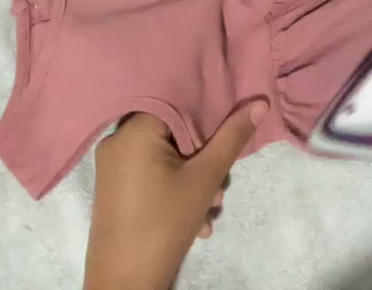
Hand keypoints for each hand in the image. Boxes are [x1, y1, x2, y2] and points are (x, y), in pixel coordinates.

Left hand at [84, 102, 264, 289]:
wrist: (124, 287)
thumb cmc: (164, 224)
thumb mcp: (206, 178)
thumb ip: (233, 137)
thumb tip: (260, 102)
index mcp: (134, 130)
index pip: (179, 101)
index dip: (208, 112)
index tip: (229, 128)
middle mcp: (117, 140)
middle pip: (175, 131)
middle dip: (204, 155)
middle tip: (222, 182)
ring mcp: (111, 167)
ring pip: (166, 155)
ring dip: (194, 177)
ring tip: (211, 206)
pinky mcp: (113, 189)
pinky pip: (151, 173)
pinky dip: (175, 188)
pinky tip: (195, 218)